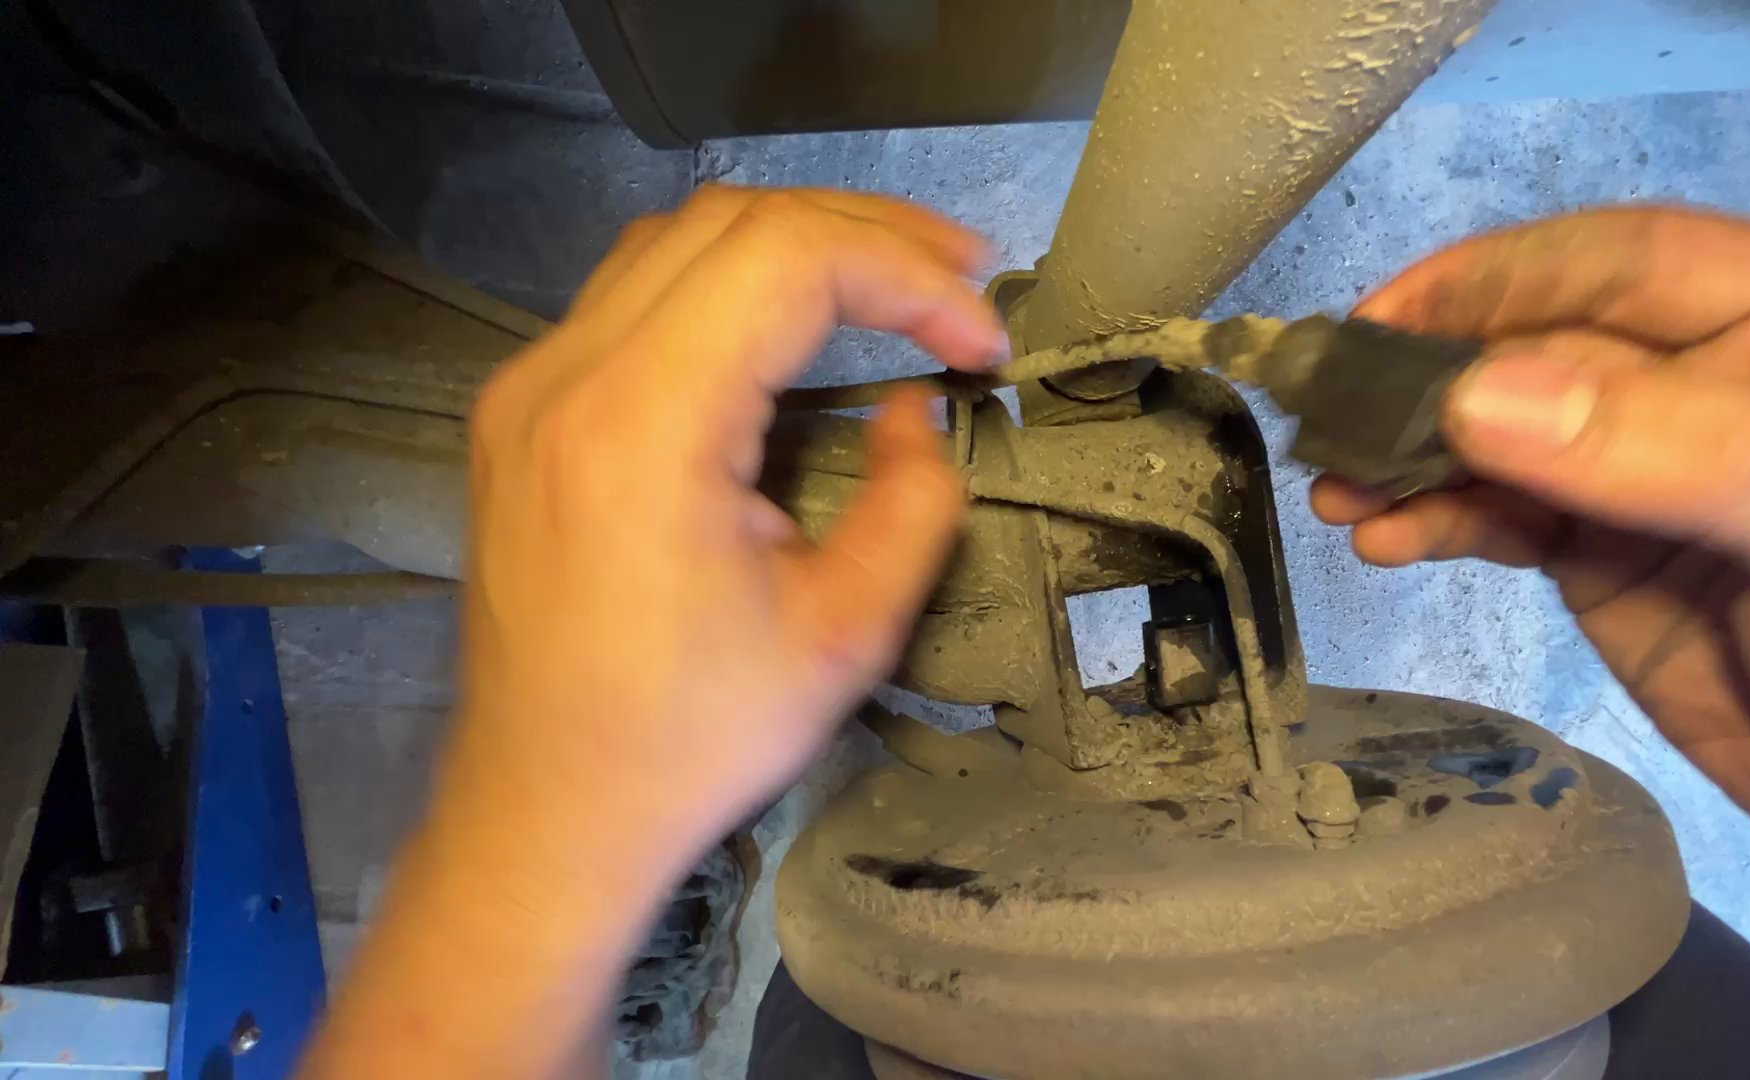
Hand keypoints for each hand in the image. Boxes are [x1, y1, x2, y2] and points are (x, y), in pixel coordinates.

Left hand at [450, 186, 1004, 900]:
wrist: (549, 811)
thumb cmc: (697, 740)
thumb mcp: (846, 634)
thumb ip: (914, 502)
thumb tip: (915, 410)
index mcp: (643, 426)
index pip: (790, 263)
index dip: (910, 280)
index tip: (982, 343)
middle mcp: (567, 376)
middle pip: (736, 223)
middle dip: (871, 234)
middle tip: (964, 272)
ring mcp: (532, 386)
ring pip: (683, 240)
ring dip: (803, 244)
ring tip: (897, 278)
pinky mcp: (530, 412)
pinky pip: (642, 294)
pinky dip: (738, 282)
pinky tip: (795, 320)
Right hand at [1313, 206, 1749, 866]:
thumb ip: (1690, 456)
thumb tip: (1477, 398)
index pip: (1628, 264)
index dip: (1494, 280)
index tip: (1375, 325)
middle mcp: (1707, 385)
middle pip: (1528, 353)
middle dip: (1418, 387)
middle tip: (1325, 424)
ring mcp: (1633, 471)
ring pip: (1489, 437)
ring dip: (1402, 461)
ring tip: (1334, 495)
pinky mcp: (1586, 546)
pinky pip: (1486, 515)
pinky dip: (1425, 523)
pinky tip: (1382, 542)